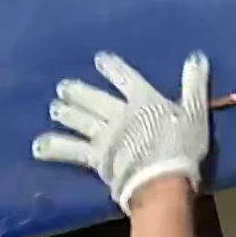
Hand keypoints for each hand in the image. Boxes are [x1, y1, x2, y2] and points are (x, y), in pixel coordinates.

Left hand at [33, 52, 209, 211]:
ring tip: (54, 107)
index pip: (126, 78)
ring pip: (82, 120)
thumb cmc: (182, 147)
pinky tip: (39, 146)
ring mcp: (106, 136)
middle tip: (63, 87)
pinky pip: (72, 150)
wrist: (163, 180)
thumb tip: (196, 56)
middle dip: (80, 92)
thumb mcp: (194, 112)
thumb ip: (193, 85)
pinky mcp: (97, 158)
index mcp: (144, 101)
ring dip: (67, 113)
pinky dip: (55, 147)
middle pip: (96, 100)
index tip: (99, 59)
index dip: (113, 68)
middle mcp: (120, 114)